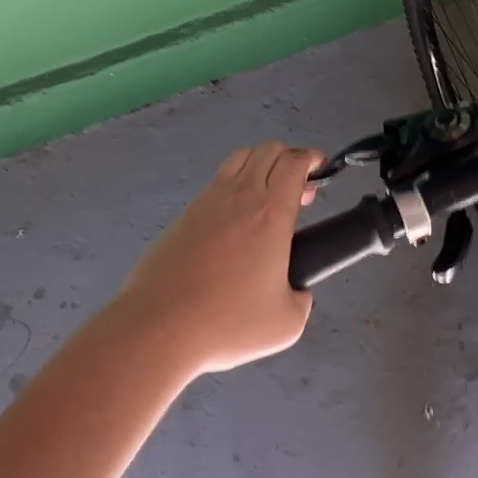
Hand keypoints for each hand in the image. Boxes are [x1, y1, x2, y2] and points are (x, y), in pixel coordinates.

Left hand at [114, 142, 322, 375]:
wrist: (158, 327)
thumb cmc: (226, 323)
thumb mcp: (286, 324)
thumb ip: (301, 299)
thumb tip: (296, 292)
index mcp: (271, 213)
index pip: (295, 162)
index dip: (312, 158)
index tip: (320, 169)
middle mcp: (241, 195)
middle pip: (269, 150)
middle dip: (290, 159)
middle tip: (300, 188)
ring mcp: (208, 200)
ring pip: (241, 158)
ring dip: (261, 165)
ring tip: (268, 195)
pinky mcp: (184, 214)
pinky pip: (218, 181)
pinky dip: (236, 184)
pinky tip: (236, 219)